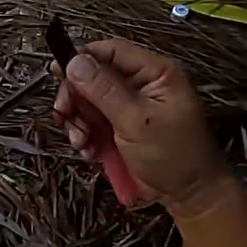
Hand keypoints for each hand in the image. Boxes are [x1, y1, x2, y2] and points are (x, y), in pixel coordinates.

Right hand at [52, 40, 235, 217]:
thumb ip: (104, 90)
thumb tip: (75, 61)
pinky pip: (92, 123)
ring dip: (78, 121)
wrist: (188, 195)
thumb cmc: (173, 156)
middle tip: (65, 114)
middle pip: (94, 76)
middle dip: (77, 97)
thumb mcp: (136, 121)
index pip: (111, 51)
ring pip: (88, 101)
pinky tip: (90, 150)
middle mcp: (140, 85)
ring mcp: (128, 107)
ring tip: (82, 141)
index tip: (57, 71)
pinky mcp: (119, 127)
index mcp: (154, 73)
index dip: (82, 58)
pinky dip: (85, 136)